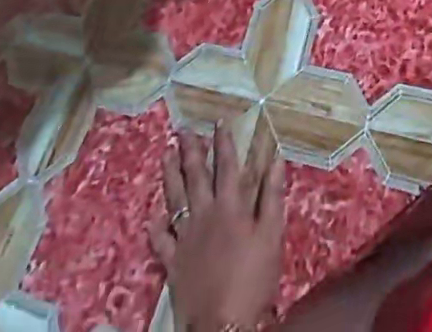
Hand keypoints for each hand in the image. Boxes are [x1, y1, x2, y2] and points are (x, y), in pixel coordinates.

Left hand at [150, 119, 285, 330]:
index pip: (226, 165)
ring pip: (175, 198)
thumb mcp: (272, 235)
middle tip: (183, 129)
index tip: (218, 120)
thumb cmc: (253, 278)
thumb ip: (272, 196)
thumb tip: (276, 159)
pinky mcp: (173, 261)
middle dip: (190, 150)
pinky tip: (154, 214)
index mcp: (230, 206)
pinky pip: (161, 239)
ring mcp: (185, 237)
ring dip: (170, 174)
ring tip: (166, 154)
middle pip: (195, 176)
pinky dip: (157, 225)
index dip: (222, 142)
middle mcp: (204, 214)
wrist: (221, 324)